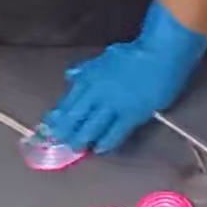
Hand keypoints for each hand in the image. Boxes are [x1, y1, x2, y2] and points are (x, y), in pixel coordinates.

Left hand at [41, 1, 206, 153]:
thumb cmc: (135, 55)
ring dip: (82, 139)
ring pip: (93, 126)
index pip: (68, 101)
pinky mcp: (131, 115)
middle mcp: (96, 92)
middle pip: (76, 116)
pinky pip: (116, 132)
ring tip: (75, 150)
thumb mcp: (104, 57)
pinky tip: (100, 151)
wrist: (158, 55)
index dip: (58, 116)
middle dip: (65, 131)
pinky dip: (107, 142)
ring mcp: (114, 105)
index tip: (49, 127)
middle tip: (57, 144)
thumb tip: (71, 76)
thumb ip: (87, 69)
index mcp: (88, 77)